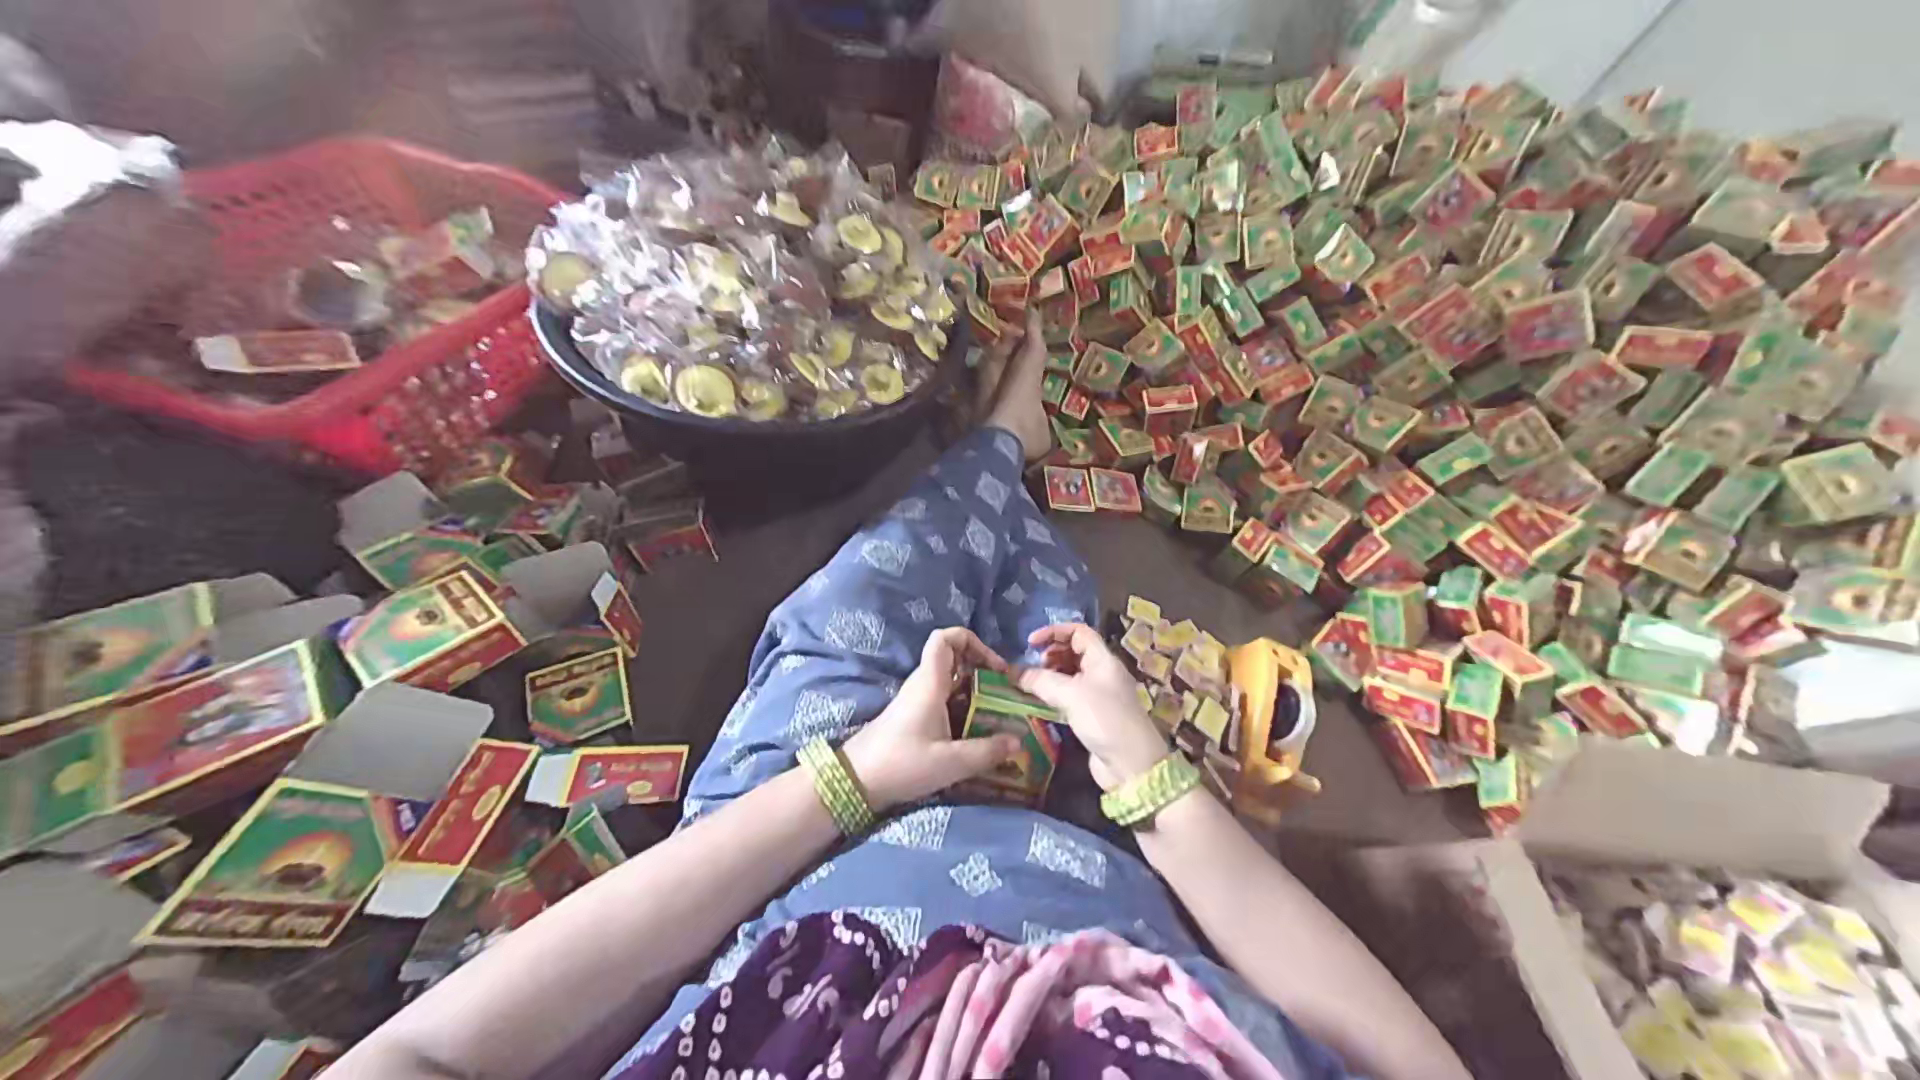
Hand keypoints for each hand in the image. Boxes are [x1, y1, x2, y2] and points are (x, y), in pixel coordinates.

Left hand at [840, 628, 1020, 811]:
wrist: (856, 781)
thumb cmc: (901, 764)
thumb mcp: (950, 762)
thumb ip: (987, 751)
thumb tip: (1019, 741)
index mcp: (930, 682)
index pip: (946, 638)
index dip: (972, 641)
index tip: (994, 666)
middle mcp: (923, 683)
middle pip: (952, 656)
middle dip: (981, 666)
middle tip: (1003, 690)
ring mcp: (916, 699)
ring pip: (950, 679)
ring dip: (974, 687)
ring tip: (997, 710)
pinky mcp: (914, 715)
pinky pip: (943, 697)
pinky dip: (962, 703)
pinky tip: (976, 728)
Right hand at [1016, 624, 1168, 790]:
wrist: (1132, 766)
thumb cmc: (1105, 720)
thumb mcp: (1071, 695)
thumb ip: (1041, 680)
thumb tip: (1014, 673)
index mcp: (1103, 659)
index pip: (1079, 632)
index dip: (1054, 631)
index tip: (1030, 643)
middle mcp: (1102, 673)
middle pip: (1074, 651)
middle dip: (1050, 653)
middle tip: (1031, 666)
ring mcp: (1099, 695)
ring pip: (1071, 674)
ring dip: (1050, 674)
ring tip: (1031, 684)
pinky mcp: (1093, 715)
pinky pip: (1070, 696)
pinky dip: (1053, 694)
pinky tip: (1039, 702)